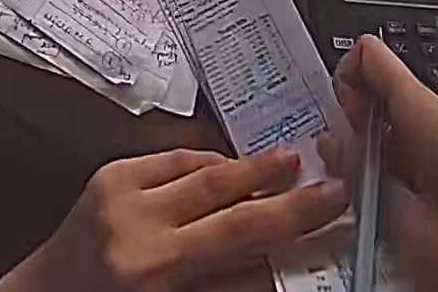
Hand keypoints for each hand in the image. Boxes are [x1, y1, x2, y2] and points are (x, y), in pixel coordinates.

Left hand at [0, 148, 347, 291]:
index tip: (326, 198)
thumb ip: (221, 279)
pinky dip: (202, 162)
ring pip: (197, 165)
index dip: (289, 214)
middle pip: (221, 188)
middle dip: (272, 176)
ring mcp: (120, 188)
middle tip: (312, 168)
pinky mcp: (111, 171)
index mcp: (150, 268)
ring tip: (279, 162)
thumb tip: (274, 255)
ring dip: (241, 165)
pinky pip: (171, 158)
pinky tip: (224, 166)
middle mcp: (135, 221)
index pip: (237, 232)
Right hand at [321, 37, 437, 291]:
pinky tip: (415, 209)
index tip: (343, 130)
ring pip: (403, 116)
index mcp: (433, 115)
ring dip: (383, 151)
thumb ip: (362, 175)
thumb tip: (333, 140)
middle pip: (385, 87)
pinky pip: (426, 137)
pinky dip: (407, 163)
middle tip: (362, 180)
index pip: (371, 53)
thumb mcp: (408, 228)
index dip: (346, 83)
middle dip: (361, 126)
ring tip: (391, 206)